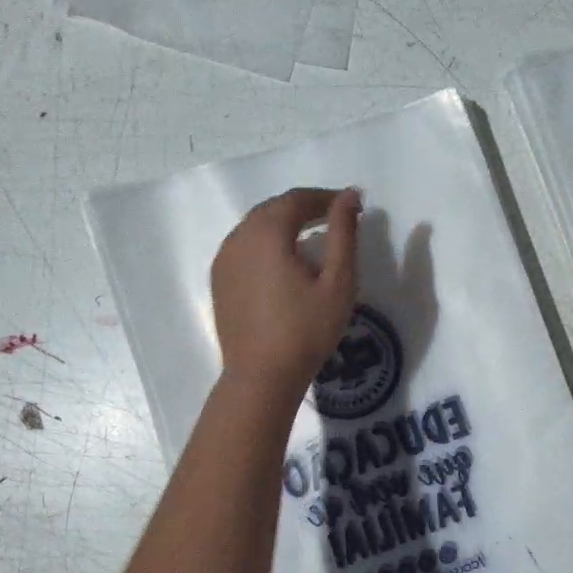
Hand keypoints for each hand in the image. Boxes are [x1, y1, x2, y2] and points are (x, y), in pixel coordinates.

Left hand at [211, 187, 361, 402]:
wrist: (262, 375)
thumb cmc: (307, 330)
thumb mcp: (338, 281)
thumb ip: (344, 233)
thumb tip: (350, 196)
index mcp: (267, 233)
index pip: (297, 199)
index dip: (326, 197)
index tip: (352, 205)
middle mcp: (239, 237)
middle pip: (273, 208)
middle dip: (305, 207)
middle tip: (336, 219)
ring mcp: (224, 259)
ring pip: (256, 226)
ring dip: (285, 224)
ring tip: (314, 237)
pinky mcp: (220, 280)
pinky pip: (245, 246)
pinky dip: (268, 242)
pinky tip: (286, 261)